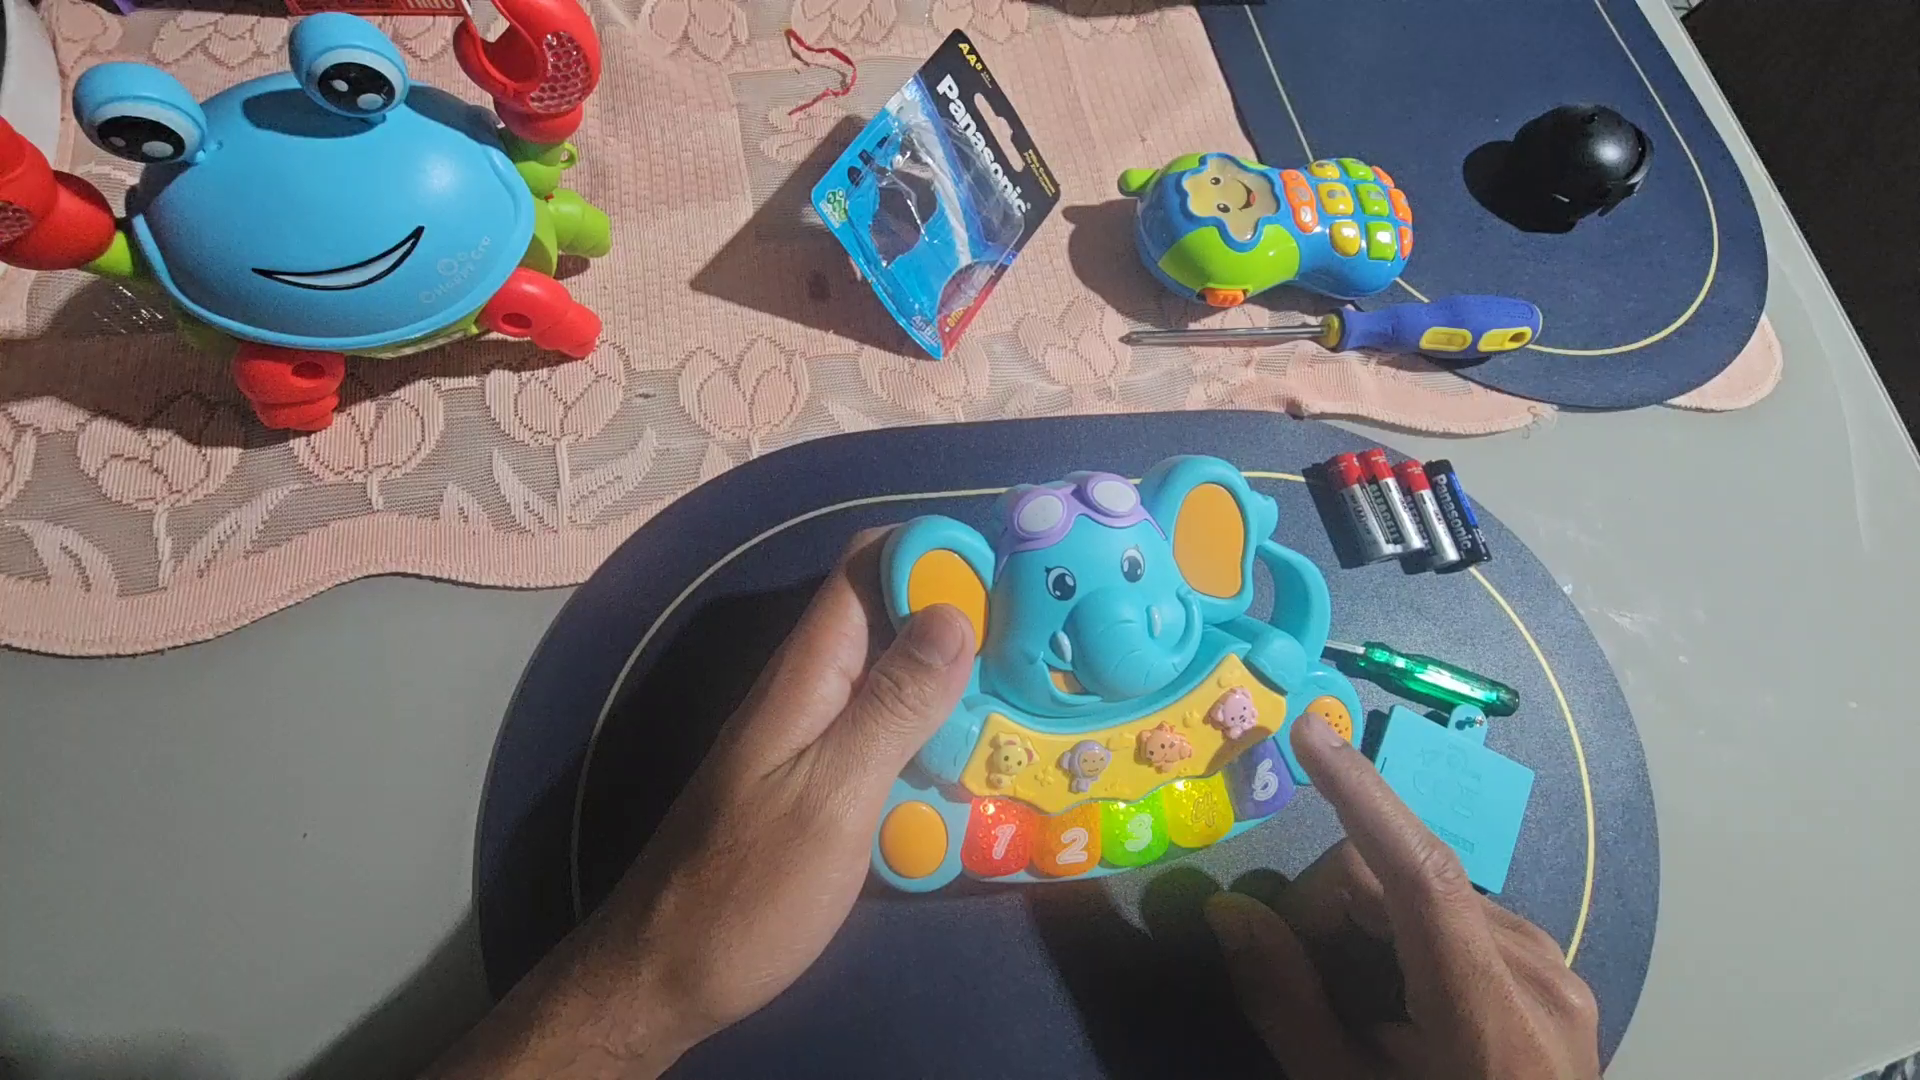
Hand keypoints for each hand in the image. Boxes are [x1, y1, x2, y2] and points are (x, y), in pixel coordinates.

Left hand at [426, 531, 973, 1078]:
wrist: (667, 972)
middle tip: (1037, 649)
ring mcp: (822, 725)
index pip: (869, 563)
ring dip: (960, 675)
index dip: (935, 554)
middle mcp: (818, 681)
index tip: (1009, 584)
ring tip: (1027, 697)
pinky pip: (894, 721)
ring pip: (901, 668)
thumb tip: (955, 614)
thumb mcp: (833, 795)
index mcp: (812, 667)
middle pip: (894, 611)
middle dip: (964, 616)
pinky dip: (940, 724)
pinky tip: (979, 755)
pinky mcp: (830, 766)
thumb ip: (894, 705)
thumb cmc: (748, 888)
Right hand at [1204, 712, 1600, 1078]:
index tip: (1308, 731)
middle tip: (1305, 974)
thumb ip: (1283, 996)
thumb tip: (1229, 909)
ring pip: (1412, 884)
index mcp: (1488, 1015)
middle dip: (1327, 908)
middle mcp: (1532, 969)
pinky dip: (1398, 926)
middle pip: (1390, 875)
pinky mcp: (1546, 962)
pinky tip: (1401, 988)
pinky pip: (1445, 906)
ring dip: (1361, 918)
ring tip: (1361, 996)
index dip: (1360, 795)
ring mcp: (1549, 963)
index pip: (1420, 872)